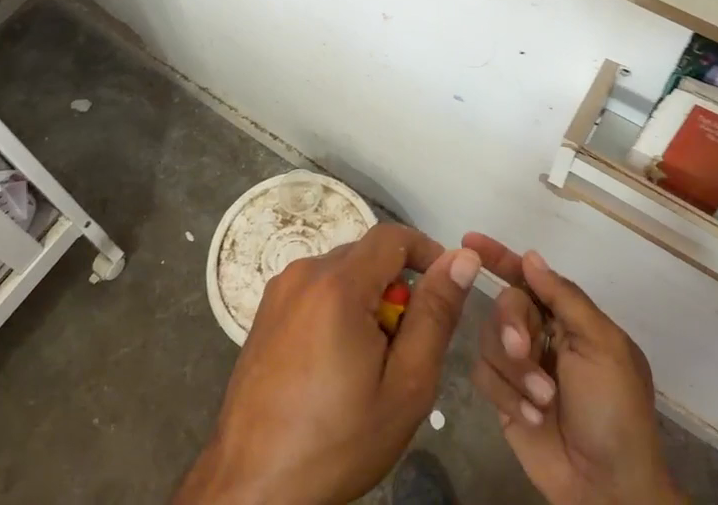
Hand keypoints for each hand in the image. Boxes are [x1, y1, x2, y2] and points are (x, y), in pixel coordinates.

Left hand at [175, 223, 480, 504]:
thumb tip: (461, 258)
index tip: (448, 290)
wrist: (255, 484)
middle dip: (397, 288)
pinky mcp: (263, 315)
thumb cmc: (338, 440)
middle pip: (366, 256)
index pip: (393, 236)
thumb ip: (436, 314)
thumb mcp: (406, 384)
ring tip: (372, 366)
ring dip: (367, 303)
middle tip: (409, 348)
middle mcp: (302, 275)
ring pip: (340, 276)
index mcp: (337, 285)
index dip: (428, 252)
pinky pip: (315, 294)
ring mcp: (277, 294)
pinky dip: (337, 313)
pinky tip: (336, 368)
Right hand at [465, 233, 683, 504]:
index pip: (530, 277)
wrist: (606, 485)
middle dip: (512, 326)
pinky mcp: (502, 397)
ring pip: (489, 340)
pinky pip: (483, 375)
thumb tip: (530, 257)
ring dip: (516, 371)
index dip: (500, 257)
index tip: (468, 241)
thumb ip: (565, 298)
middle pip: (506, 306)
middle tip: (525, 352)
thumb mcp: (603, 346)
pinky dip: (507, 396)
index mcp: (571, 318)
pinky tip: (533, 418)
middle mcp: (543, 336)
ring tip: (544, 401)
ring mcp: (520, 367)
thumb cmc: (615, 410)